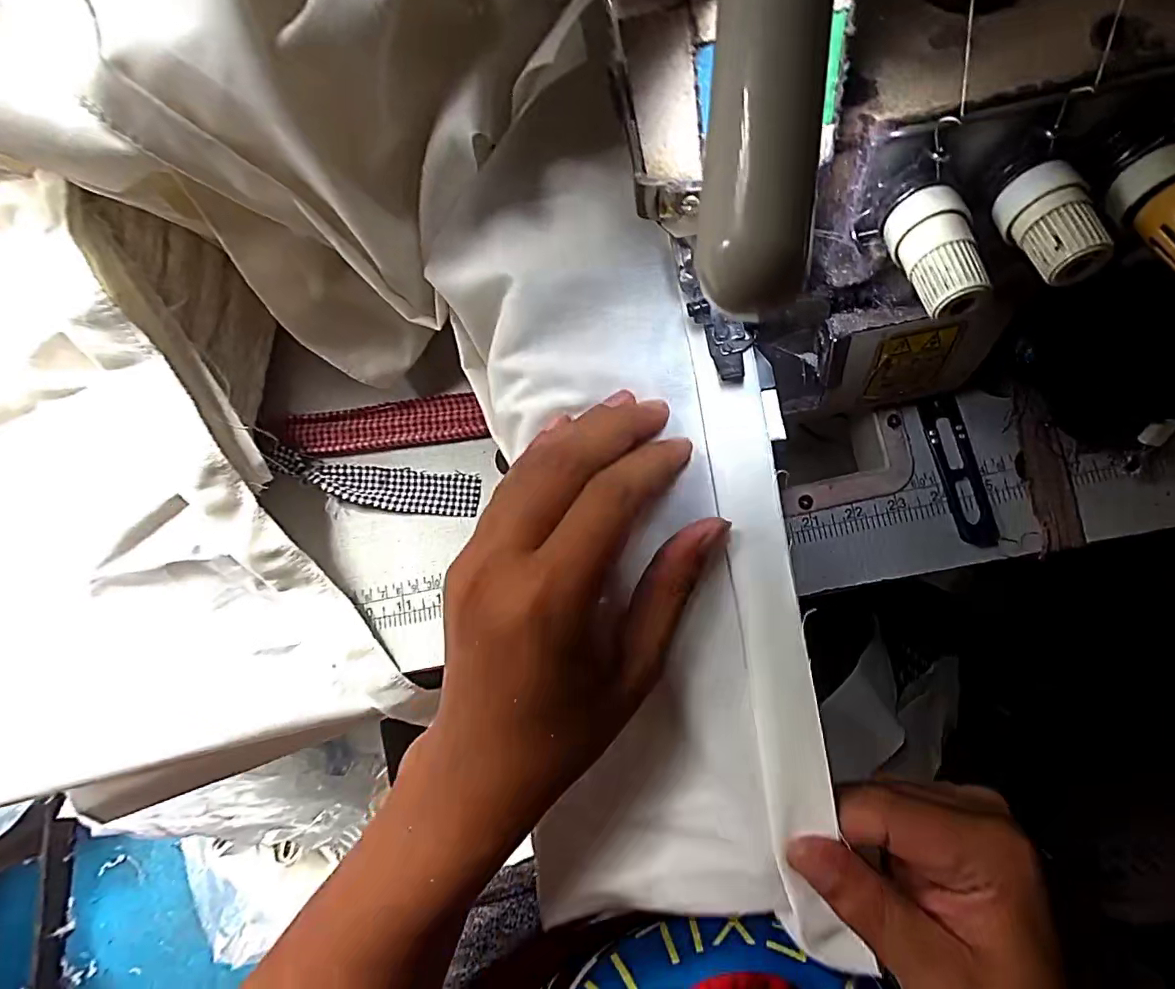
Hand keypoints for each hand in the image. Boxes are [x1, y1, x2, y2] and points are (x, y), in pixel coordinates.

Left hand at [425, 390, 728, 835]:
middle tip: (653, 411)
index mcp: (551, 598)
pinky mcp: (464, 558)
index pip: (606, 502)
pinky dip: (540, 457)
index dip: (648, 465)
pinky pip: (507, 491)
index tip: (680, 448)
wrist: (476, 764)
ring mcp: (474, 557)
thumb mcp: (635, 669)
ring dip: (576, 433)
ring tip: (618, 409)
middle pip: (561, 468)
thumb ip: (671, 589)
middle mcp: (503, 564)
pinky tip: (565, 434)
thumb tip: (710, 527)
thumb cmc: (566, 730)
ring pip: (528, 470)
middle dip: (611, 431)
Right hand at [789, 782, 1062, 988]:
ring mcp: (975, 809)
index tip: (799, 856)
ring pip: (885, 797)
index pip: (880, 805)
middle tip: (828, 882)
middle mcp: (983, 809)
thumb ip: (864, 902)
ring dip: (860, 837)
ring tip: (863, 889)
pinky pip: (900, 808)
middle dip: (846, 834)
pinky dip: (878, 838)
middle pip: (882, 796)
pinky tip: (884, 878)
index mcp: (985, 840)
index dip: (832, 827)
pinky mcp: (963, 818)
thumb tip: (802, 847)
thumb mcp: (929, 968)